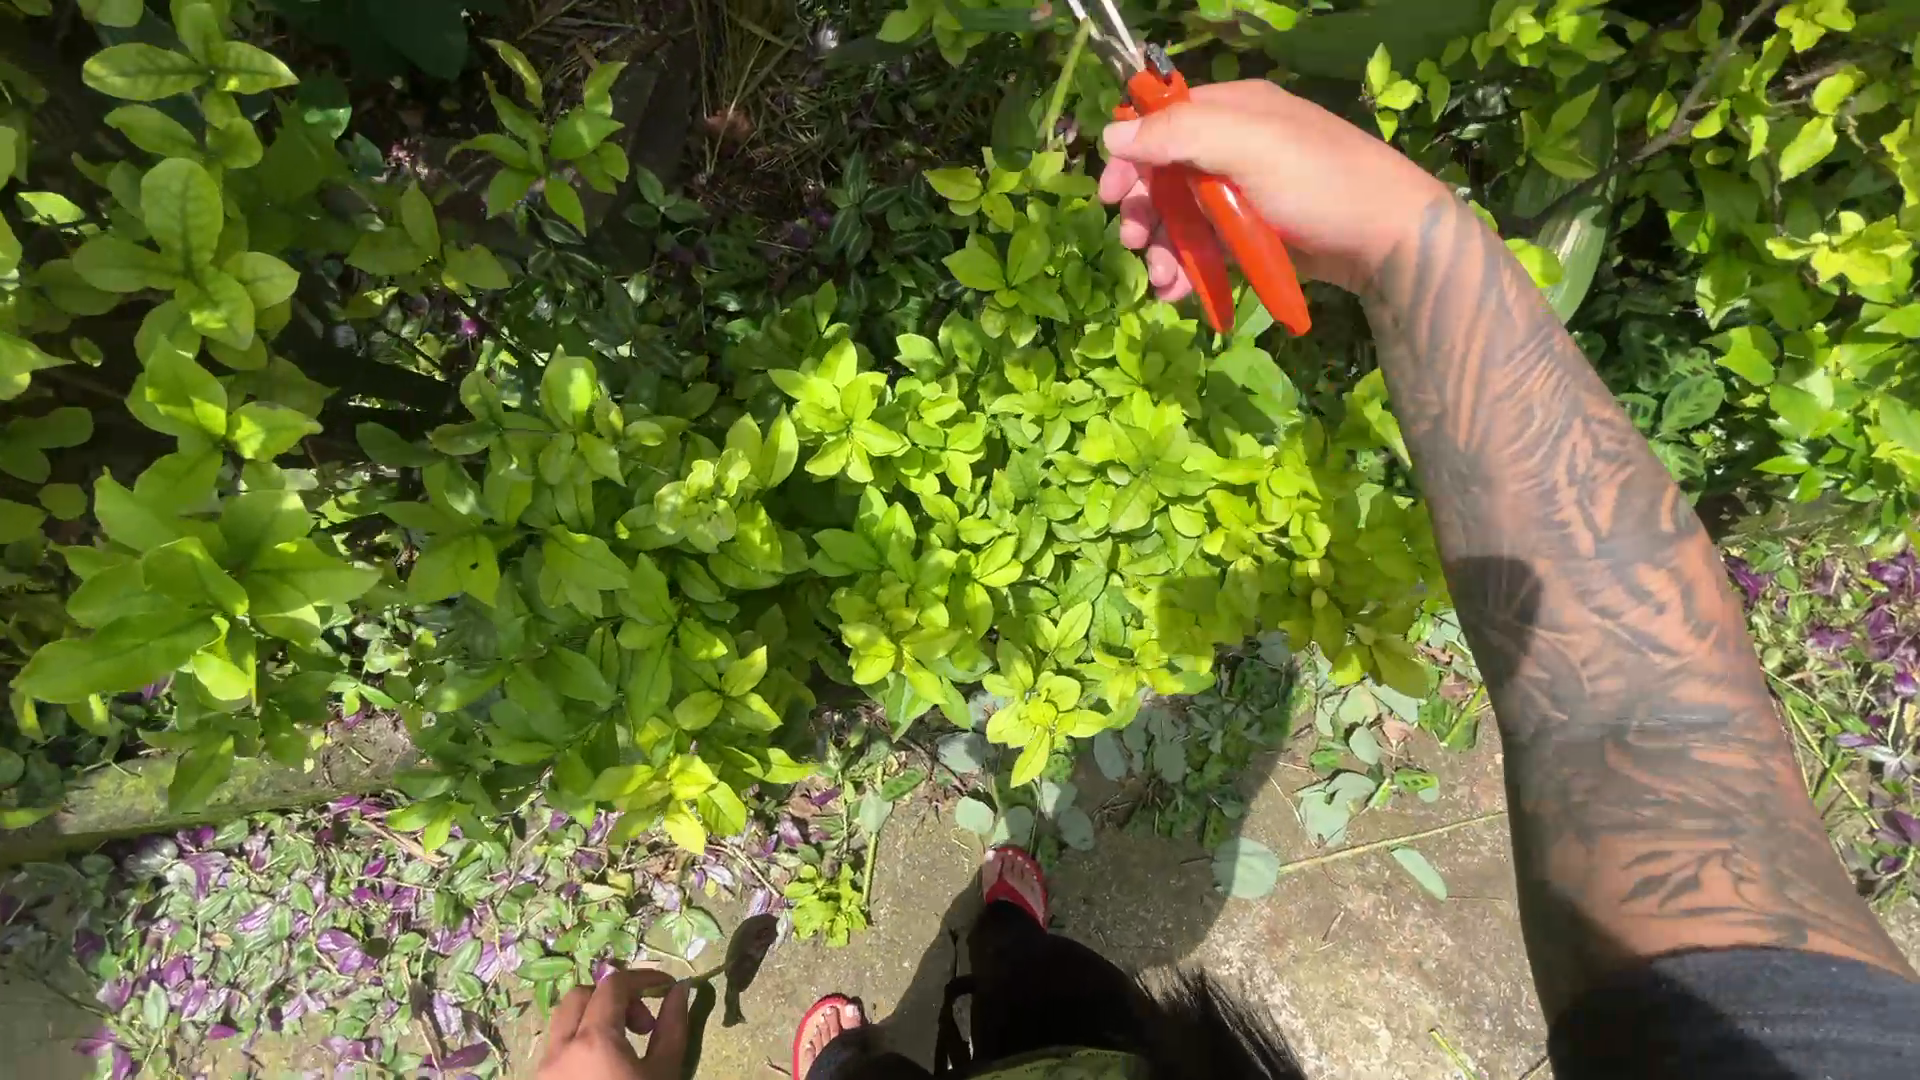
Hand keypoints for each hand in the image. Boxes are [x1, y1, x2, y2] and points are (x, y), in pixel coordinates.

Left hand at [537, 969, 689, 1079]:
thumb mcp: (664, 1071)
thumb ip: (673, 1025)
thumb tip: (679, 989)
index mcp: (593, 1040)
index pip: (614, 984)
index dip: (644, 978)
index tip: (667, 988)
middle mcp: (559, 1051)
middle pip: (580, 996)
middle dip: (613, 997)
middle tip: (639, 1022)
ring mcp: (544, 1073)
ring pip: (563, 1024)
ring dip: (593, 1020)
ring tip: (621, 1045)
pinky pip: (556, 1052)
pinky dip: (580, 1044)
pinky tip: (602, 1067)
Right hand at [1098, 79, 1449, 298]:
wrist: (1383, 240)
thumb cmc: (1318, 182)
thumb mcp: (1248, 147)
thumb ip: (1180, 135)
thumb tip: (1112, 133)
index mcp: (1231, 114)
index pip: (1161, 126)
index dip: (1130, 159)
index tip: (1110, 196)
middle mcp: (1230, 151)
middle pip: (1162, 180)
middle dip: (1143, 215)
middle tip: (1135, 244)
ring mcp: (1238, 198)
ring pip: (1178, 223)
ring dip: (1161, 253)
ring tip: (1164, 284)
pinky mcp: (1247, 238)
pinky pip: (1201, 251)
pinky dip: (1185, 272)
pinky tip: (1179, 293)